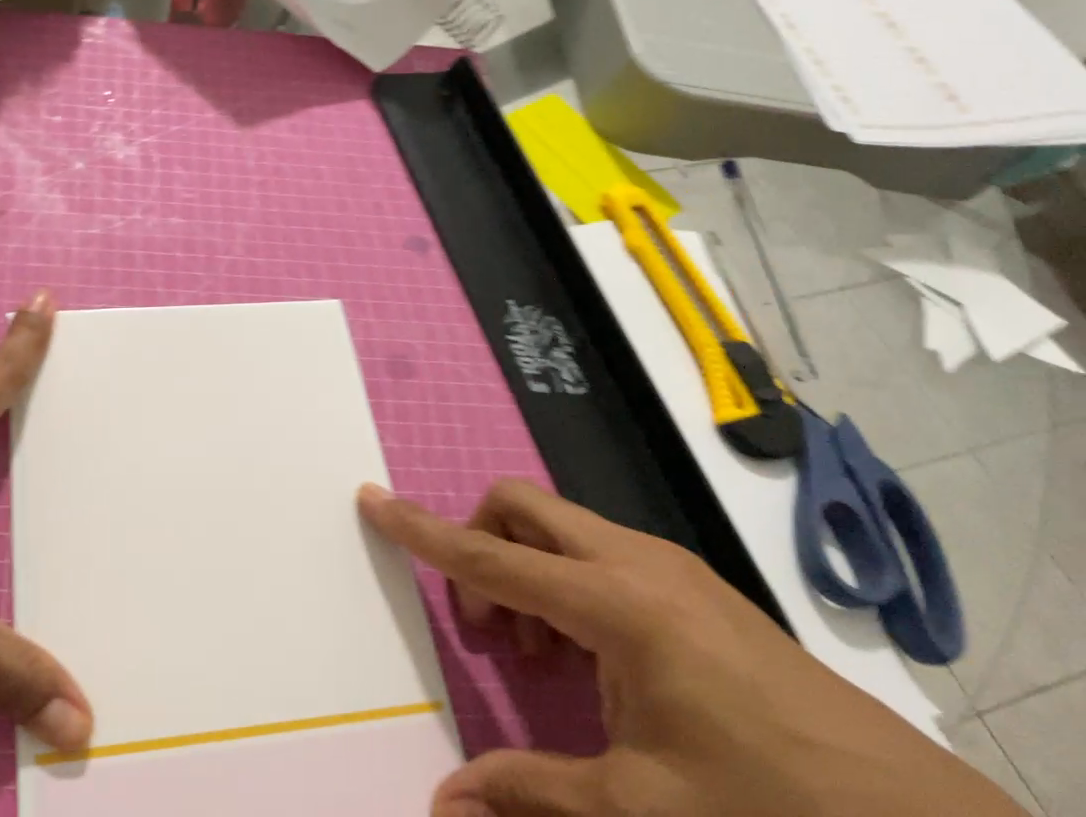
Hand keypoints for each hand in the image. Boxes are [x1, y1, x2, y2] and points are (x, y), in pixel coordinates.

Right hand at [358, 480, 1023, 816]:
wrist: (912, 815)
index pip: (487, 556)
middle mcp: (635, 564)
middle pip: (522, 511)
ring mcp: (670, 571)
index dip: (421, 529)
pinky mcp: (693, 590)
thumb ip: (530, 791)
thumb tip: (443, 803)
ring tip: (536, 659)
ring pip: (559, 532)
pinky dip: (565, 590)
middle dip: (479, 547)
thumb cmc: (761, 800)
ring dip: (524, 575)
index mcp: (613, 602)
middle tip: (487, 631)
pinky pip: (598, 557)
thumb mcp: (637, 806)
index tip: (372, 499)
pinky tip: (586, 663)